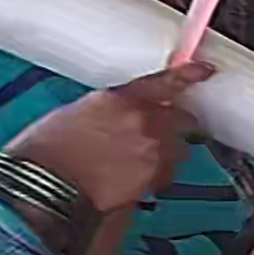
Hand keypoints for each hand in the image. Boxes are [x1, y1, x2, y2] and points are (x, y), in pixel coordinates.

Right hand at [4, 62, 210, 213]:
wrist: (47, 183)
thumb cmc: (48, 151)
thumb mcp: (74, 115)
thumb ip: (110, 110)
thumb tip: (123, 115)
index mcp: (121, 98)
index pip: (165, 82)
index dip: (189, 75)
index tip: (206, 70)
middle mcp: (145, 120)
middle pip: (183, 119)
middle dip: (178, 127)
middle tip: (161, 137)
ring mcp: (156, 147)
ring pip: (180, 148)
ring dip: (167, 153)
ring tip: (137, 163)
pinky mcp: (159, 173)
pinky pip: (171, 172)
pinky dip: (160, 175)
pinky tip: (135, 179)